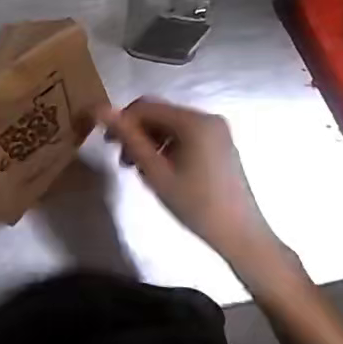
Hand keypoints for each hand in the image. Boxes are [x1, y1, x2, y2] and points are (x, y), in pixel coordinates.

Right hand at [96, 98, 277, 260]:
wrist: (242, 237)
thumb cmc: (196, 205)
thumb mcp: (156, 172)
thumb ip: (128, 138)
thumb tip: (100, 110)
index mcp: (194, 121)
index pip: (145, 106)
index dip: (121, 120)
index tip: (106, 143)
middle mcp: (207, 118)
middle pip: (159, 114)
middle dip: (136, 132)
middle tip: (123, 161)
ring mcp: (216, 131)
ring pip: (170, 125)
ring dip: (149, 141)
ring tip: (139, 169)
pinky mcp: (219, 144)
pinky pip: (184, 135)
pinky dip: (167, 147)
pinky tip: (160, 170)